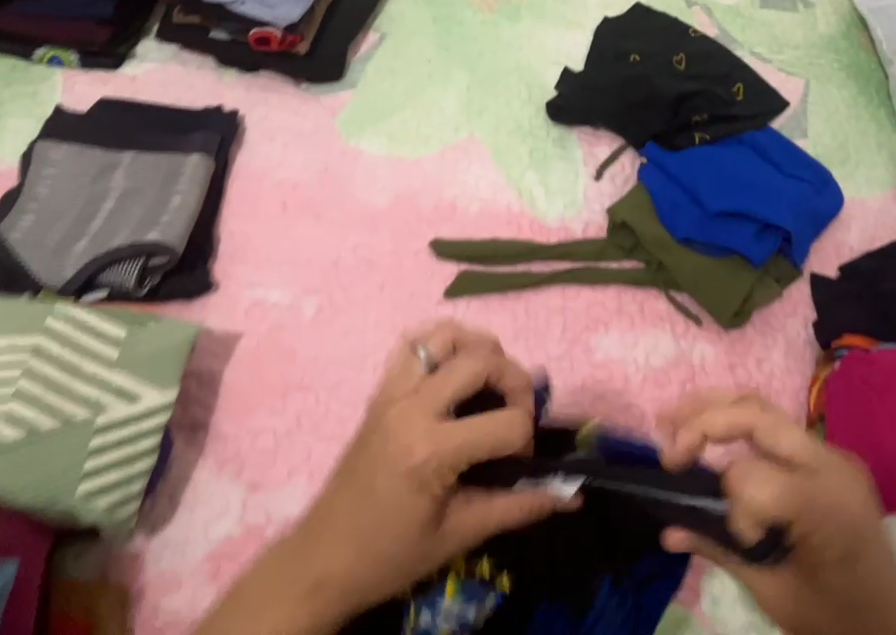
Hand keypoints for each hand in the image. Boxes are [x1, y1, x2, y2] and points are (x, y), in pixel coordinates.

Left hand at [198, 322, 575, 634]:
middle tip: (516, 412)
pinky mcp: (379, 391)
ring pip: (444, 335)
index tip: (517, 465)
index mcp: (432, 450)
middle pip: (480, 358)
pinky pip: (410, 344)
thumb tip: (573, 498)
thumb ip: (518, 508)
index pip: (507, 421)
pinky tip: (454, 369)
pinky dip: (439, 344)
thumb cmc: (391, 555)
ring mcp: (391, 393)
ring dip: (477, 348)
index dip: (525, 440)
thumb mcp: (459, 535)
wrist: (323, 559)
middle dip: (514, 379)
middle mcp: (411, 407)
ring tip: (490, 381)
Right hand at [658, 391, 895, 634]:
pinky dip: (737, 423)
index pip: (748, 474)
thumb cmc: (837, 619)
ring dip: (716, 408)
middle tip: (666, 440)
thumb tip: (667, 530)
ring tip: (675, 419)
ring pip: (763, 406)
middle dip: (702, 419)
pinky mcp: (829, 457)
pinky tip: (712, 434)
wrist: (895, 626)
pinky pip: (776, 426)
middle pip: (753, 413)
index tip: (739, 538)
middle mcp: (829, 463)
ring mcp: (832, 454)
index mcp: (820, 502)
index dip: (730, 505)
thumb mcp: (775, 594)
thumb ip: (720, 550)